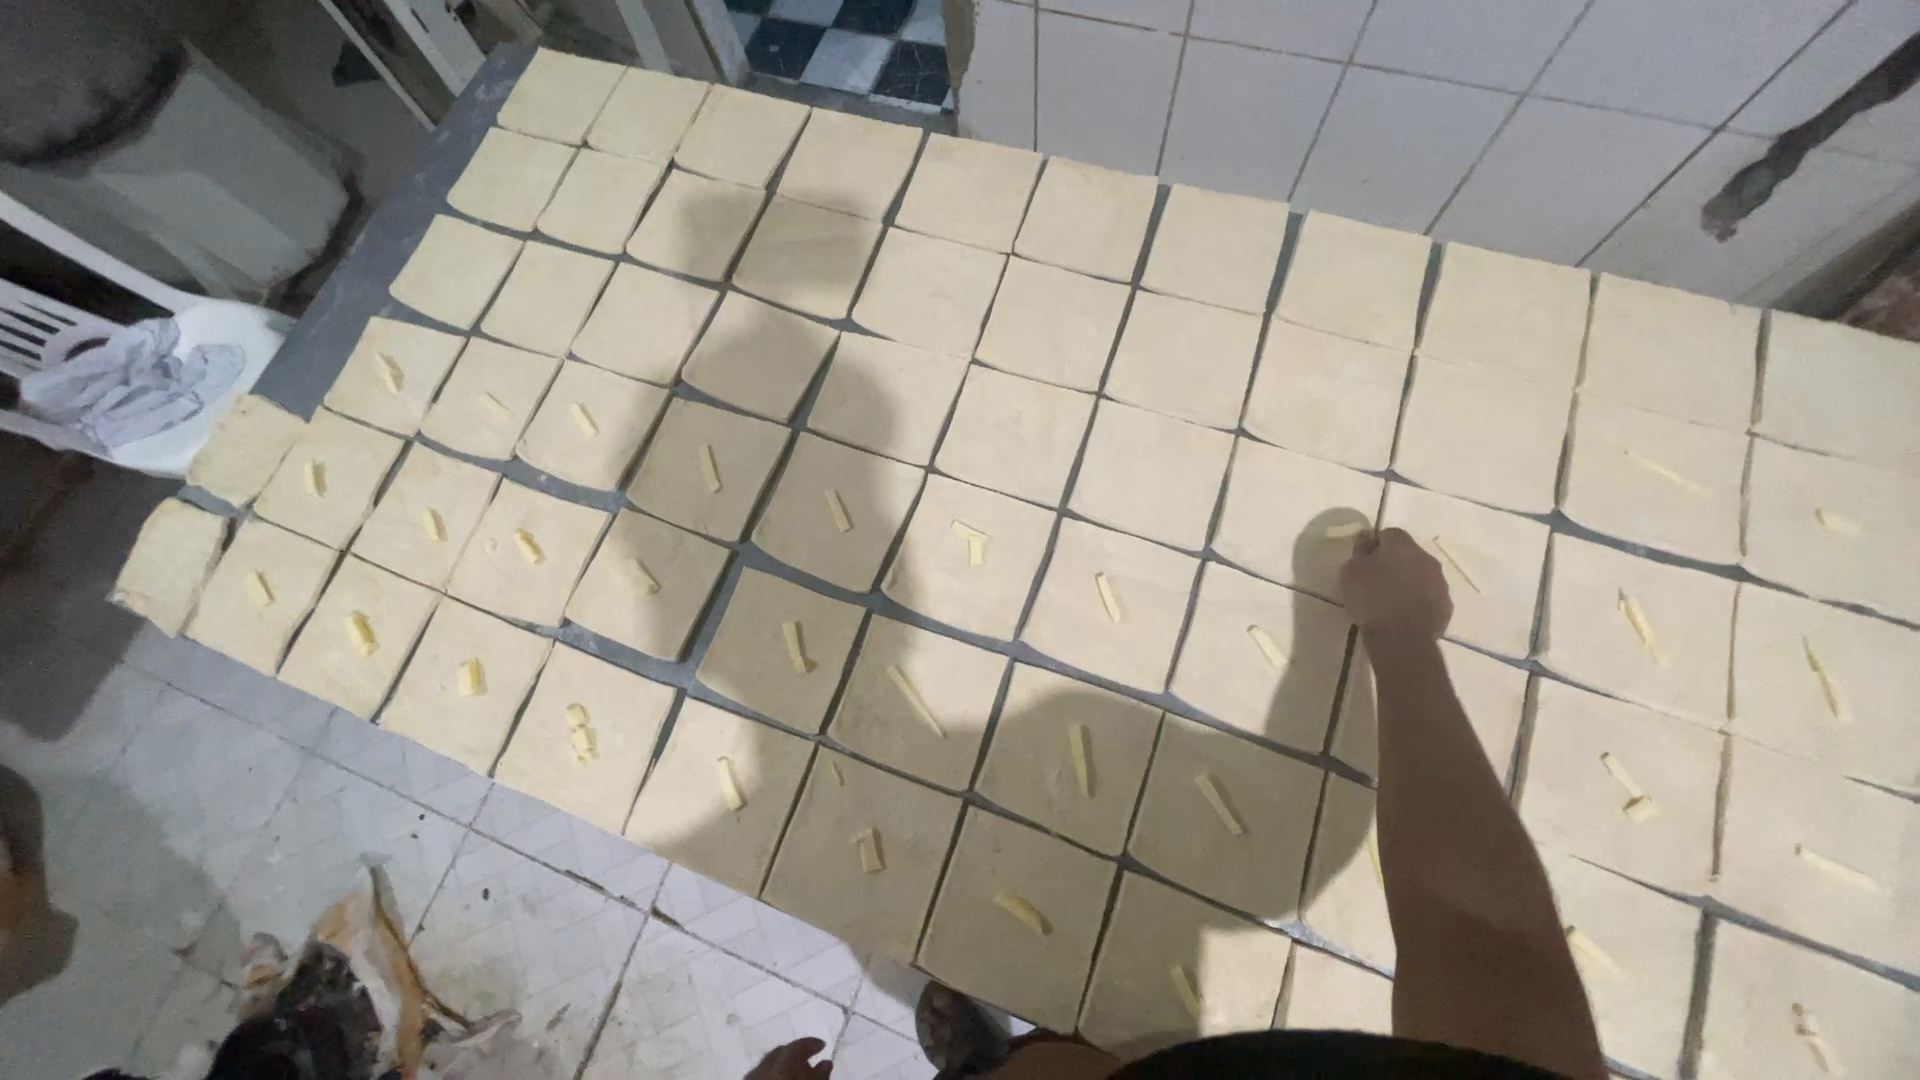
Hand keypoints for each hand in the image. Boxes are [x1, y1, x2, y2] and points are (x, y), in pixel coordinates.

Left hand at [745, 1037, 832, 1079]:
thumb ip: (818, 1076)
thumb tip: (826, 1062)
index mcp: (779, 1063)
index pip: (796, 1046)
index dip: (811, 1043)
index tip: (823, 1044)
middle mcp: (761, 1066)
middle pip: (780, 1052)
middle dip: (796, 1053)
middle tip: (810, 1058)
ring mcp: (750, 1075)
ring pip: (768, 1063)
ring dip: (783, 1064)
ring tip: (797, 1071)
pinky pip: (760, 1073)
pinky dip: (772, 1073)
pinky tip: (780, 1078)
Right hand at [1340, 527, 1451, 641]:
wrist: (1401, 637)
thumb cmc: (1370, 599)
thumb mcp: (1351, 571)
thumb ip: (1360, 550)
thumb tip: (1366, 535)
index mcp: (1402, 546)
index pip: (1389, 533)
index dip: (1375, 544)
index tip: (1363, 560)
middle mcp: (1426, 558)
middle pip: (1408, 553)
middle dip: (1393, 562)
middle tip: (1374, 580)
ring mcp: (1440, 582)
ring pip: (1420, 574)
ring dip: (1407, 580)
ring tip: (1388, 599)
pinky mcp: (1445, 604)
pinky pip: (1428, 595)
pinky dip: (1417, 599)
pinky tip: (1402, 613)